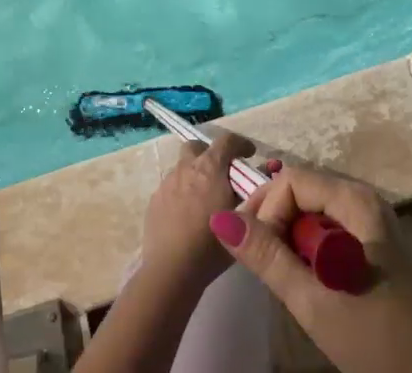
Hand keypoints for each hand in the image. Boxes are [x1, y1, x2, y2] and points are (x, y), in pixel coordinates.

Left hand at [140, 130, 253, 296]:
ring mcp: (166, 183)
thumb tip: (258, 185)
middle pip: (197, 146)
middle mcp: (186, 168)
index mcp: (209, 168)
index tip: (250, 154)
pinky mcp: (154, 201)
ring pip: (182, 168)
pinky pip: (171, 187)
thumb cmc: (211, 246)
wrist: (171, 271)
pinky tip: (187, 216)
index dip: (241, 143)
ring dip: (195, 175)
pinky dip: (182, 193)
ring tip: (204, 200)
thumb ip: (254, 198)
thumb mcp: (243, 223)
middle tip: (221, 174)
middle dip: (210, 153)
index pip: (227, 140)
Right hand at [209, 163, 411, 372]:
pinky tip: (305, 278)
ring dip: (289, 237)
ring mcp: (372, 221)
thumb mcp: (312, 301)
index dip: (267, 209)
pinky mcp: (373, 243)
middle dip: (274, 221)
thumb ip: (267, 257)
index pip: (292, 179)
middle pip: (302, 189)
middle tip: (262, 265)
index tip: (256, 252)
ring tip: (281, 275)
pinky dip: (308, 247)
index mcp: (357, 203)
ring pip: (312, 210)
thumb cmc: (374, 338)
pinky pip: (328, 227)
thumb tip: (221, 217)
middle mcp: (365, 200)